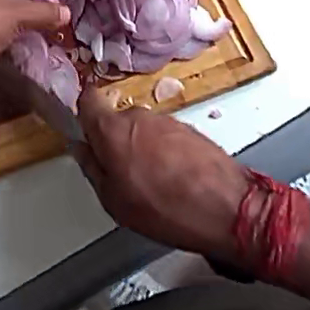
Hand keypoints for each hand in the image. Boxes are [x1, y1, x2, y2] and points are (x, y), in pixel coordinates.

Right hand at [73, 88, 249, 258]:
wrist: (228, 209)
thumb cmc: (163, 208)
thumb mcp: (113, 200)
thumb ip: (92, 168)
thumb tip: (81, 150)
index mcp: (112, 129)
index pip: (88, 100)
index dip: (84, 112)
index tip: (85, 130)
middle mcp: (139, 116)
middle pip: (117, 120)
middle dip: (115, 141)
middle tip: (120, 172)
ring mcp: (167, 120)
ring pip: (142, 129)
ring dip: (141, 148)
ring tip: (151, 183)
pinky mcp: (191, 129)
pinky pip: (166, 137)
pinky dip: (165, 153)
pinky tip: (173, 181)